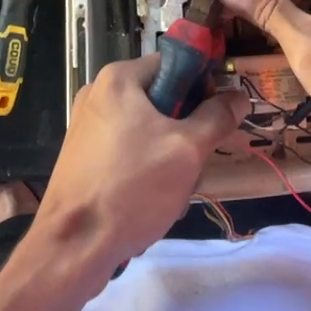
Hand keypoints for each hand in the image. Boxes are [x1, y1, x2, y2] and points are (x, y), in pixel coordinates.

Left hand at [33, 54, 247, 266]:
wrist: (72, 247)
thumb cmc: (131, 187)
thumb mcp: (187, 150)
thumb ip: (217, 117)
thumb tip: (238, 96)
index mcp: (119, 79)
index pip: (174, 63)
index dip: (201, 87)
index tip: (215, 119)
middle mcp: (99, 94)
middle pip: (162, 99)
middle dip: (185, 133)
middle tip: (192, 163)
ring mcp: (88, 128)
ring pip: (148, 131)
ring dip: (168, 159)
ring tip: (171, 191)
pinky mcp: (84, 158)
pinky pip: (128, 153)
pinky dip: (145, 173)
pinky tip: (151, 203)